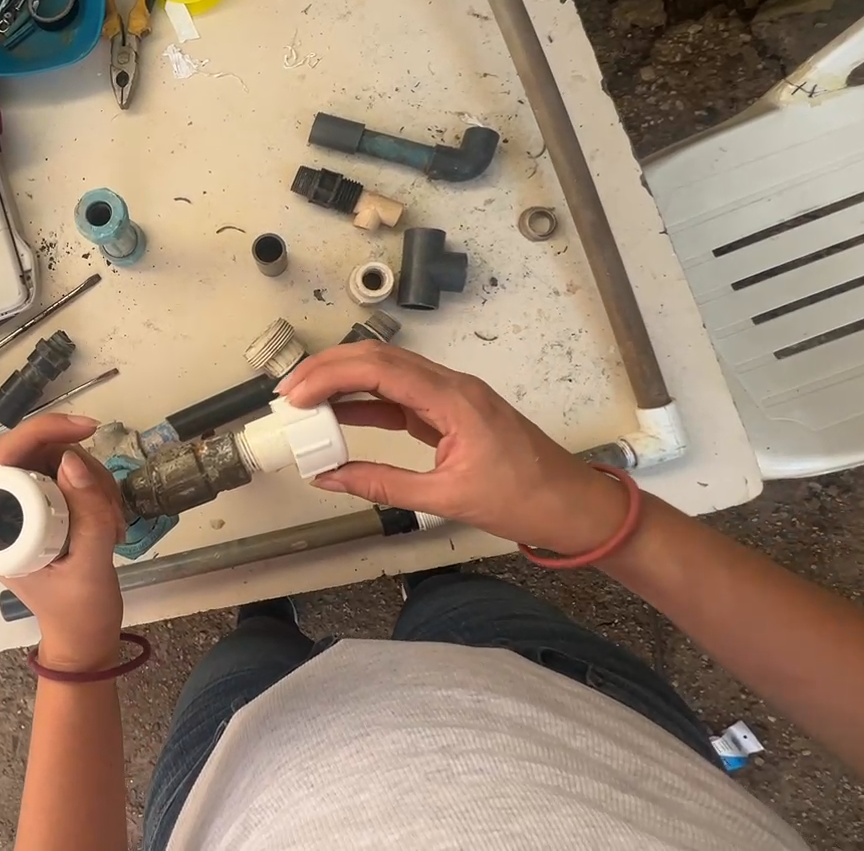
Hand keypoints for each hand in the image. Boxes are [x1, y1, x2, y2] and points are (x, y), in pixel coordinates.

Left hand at [0, 414, 125, 672]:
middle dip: (81, 466)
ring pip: (60, 459)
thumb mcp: (89, 566)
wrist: (86, 640)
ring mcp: (27, 506)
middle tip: (110, 502)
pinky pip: (74, 475)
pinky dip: (99, 489)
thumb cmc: (79, 612)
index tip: (87, 431)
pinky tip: (113, 522)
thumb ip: (87, 514)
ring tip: (114, 524)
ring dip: (96, 482)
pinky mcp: (49, 507)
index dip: (42, 433)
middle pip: (37, 451)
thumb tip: (72, 459)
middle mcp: (3, 508)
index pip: (5, 456)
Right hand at [278, 342, 629, 554]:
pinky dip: (363, 400)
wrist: (574, 506)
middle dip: (326, 369)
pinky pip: (396, 393)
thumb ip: (381, 484)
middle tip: (289, 392)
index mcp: (453, 399)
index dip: (330, 377)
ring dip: (341, 380)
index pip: (379, 370)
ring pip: (384, 370)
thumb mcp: (446, 498)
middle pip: (376, 358)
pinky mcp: (447, 409)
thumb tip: (327, 477)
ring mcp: (448, 394)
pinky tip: (338, 414)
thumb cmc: (524, 500)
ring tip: (304, 400)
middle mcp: (449, 385)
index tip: (297, 396)